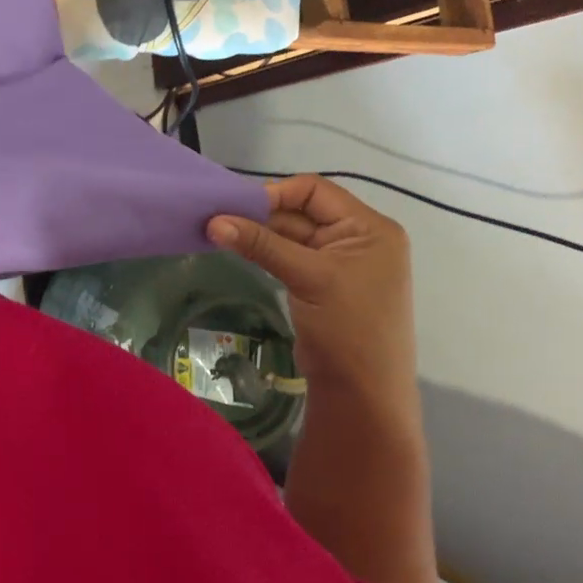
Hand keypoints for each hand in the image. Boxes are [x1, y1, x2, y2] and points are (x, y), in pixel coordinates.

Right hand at [206, 175, 414, 394]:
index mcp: (370, 228)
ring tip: (220, 234)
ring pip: (290, 233)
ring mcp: (339, 262)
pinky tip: (237, 250)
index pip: (315, 190)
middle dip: (261, 215)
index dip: (275, 194)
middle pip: (300, 211)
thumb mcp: (307, 277)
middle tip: (218, 220)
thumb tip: (213, 220)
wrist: (362, 392)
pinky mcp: (321, 282)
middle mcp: (358, 238)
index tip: (236, 208)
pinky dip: (264, 250)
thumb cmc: (348, 327)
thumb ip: (261, 244)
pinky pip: (288, 254)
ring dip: (258, 233)